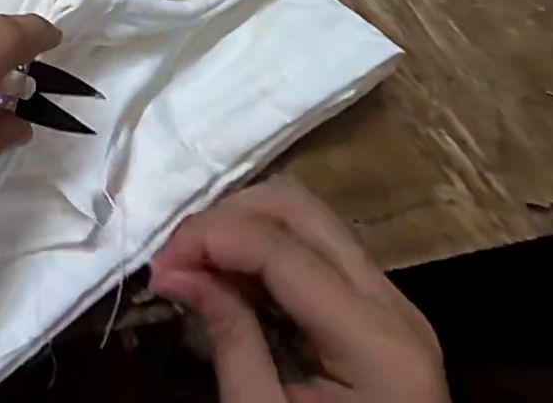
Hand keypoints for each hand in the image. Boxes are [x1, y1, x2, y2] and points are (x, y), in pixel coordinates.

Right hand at [148, 178, 447, 402]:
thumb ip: (229, 339)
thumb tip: (172, 271)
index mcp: (378, 344)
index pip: (278, 248)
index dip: (208, 239)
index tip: (158, 267)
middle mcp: (394, 304)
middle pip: (297, 208)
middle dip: (225, 216)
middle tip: (179, 256)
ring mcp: (391, 301)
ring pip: (305, 214)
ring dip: (241, 221)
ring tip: (199, 260)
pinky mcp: (377, 306)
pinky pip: (314, 241)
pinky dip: (262, 240)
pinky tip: (231, 272)